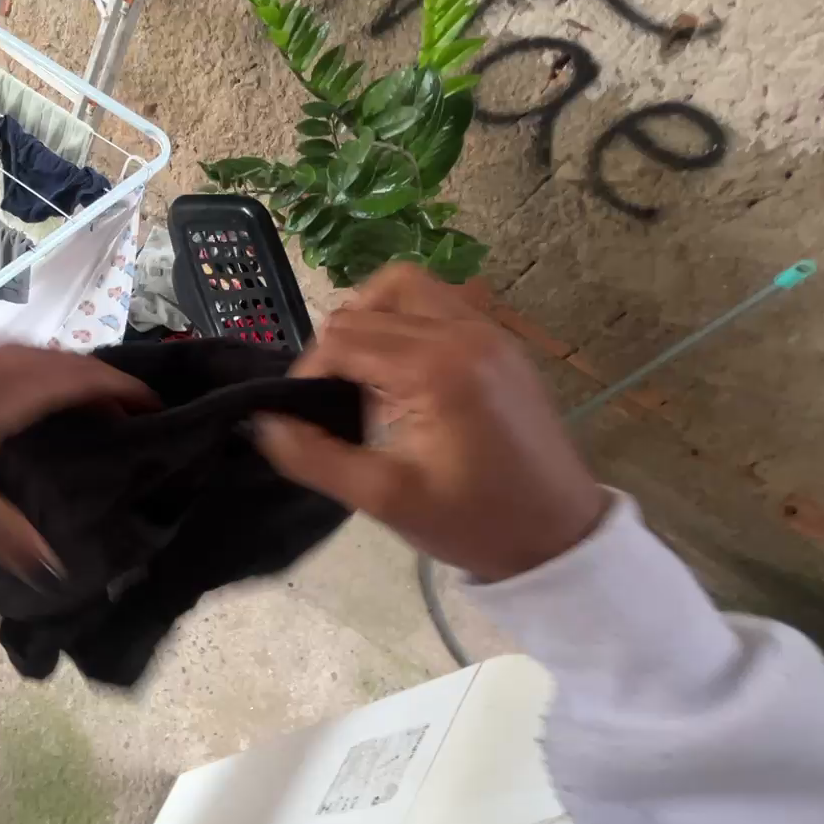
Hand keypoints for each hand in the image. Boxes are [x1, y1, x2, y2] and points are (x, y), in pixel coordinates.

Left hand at [0, 344, 155, 581]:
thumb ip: (5, 531)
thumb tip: (52, 567)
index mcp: (9, 386)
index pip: (81, 376)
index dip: (121, 387)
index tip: (152, 404)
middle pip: (59, 360)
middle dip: (94, 382)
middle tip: (119, 414)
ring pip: (28, 357)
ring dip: (58, 376)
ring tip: (74, 408)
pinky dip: (23, 376)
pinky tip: (10, 402)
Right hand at [252, 265, 608, 581]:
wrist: (560, 538)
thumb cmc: (471, 520)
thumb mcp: (381, 497)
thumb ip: (312, 456)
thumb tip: (262, 421)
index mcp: (437, 368)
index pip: (340, 338)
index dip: (308, 372)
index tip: (304, 412)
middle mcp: (464, 332)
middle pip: (364, 306)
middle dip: (333, 347)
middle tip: (331, 397)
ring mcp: (488, 330)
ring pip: (403, 285)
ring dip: (367, 316)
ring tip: (360, 366)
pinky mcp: (499, 340)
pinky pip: (436, 299)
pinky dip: (402, 316)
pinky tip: (398, 364)